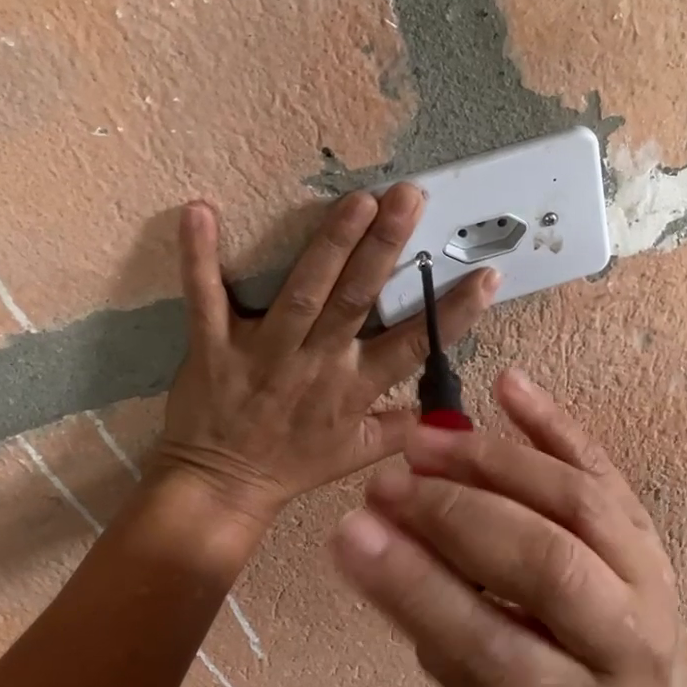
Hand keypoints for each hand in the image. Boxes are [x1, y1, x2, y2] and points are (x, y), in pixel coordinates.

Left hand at [153, 186, 498, 521]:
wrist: (219, 489)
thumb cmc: (292, 467)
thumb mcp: (358, 454)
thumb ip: (402, 426)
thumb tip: (444, 409)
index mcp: (354, 387)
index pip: (414, 344)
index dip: (453, 311)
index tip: (487, 274)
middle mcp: (316, 363)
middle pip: (358, 299)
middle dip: (386, 246)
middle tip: (410, 197)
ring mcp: (264, 352)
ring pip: (303, 291)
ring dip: (331, 244)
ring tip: (358, 201)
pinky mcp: (213, 346)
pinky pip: (205, 297)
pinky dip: (200, 256)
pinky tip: (201, 210)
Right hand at [329, 368, 686, 686]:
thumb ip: (442, 634)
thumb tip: (376, 544)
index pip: (492, 645)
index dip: (418, 588)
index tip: (350, 536)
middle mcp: (624, 636)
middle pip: (546, 564)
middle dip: (456, 515)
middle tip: (385, 485)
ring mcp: (644, 566)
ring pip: (574, 500)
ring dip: (491, 463)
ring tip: (421, 443)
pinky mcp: (644, 518)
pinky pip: (599, 461)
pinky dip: (551, 420)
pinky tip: (507, 384)